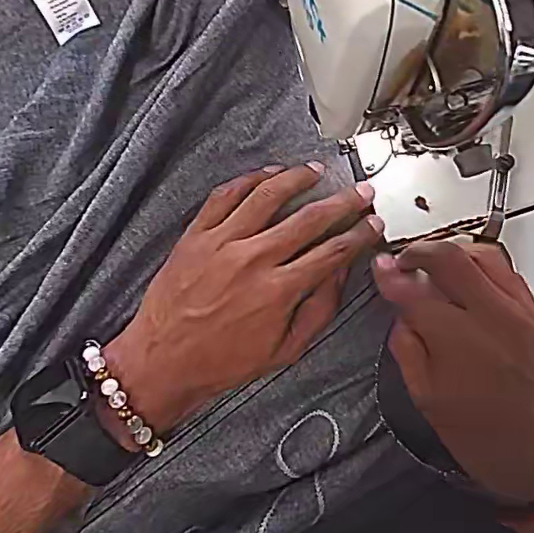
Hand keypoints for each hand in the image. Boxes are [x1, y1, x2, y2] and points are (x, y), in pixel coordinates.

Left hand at [102, 164, 383, 439]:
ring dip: (297, 178)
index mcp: (278, 291)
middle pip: (309, 217)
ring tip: (314, 172)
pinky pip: (225, 196)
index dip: (359, 233)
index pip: (332, 251)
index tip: (370, 224)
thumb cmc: (220, 361)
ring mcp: (221, 243)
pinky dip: (249, 180)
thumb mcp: (285, 349)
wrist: (163, 361)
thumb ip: (319, 309)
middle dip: (342, 201)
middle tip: (358, 192)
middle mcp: (252, 260)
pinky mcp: (196, 236)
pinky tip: (265, 175)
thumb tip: (340, 274)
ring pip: (268, 195)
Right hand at [373, 241, 533, 503]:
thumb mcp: (428, 400)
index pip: (414, 290)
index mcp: (457, 342)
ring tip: (434, 264)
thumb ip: (408, 350)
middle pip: (449, 257)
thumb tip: (401, 316)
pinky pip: (509, 272)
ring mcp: (520, 314)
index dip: (389, 275)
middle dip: (418, 251)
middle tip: (403, 260)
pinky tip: (470, 277)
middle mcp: (493, 319)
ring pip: (483, 255)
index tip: (380, 269)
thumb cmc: (489, 441)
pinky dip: (483, 265)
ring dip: (452, 251)